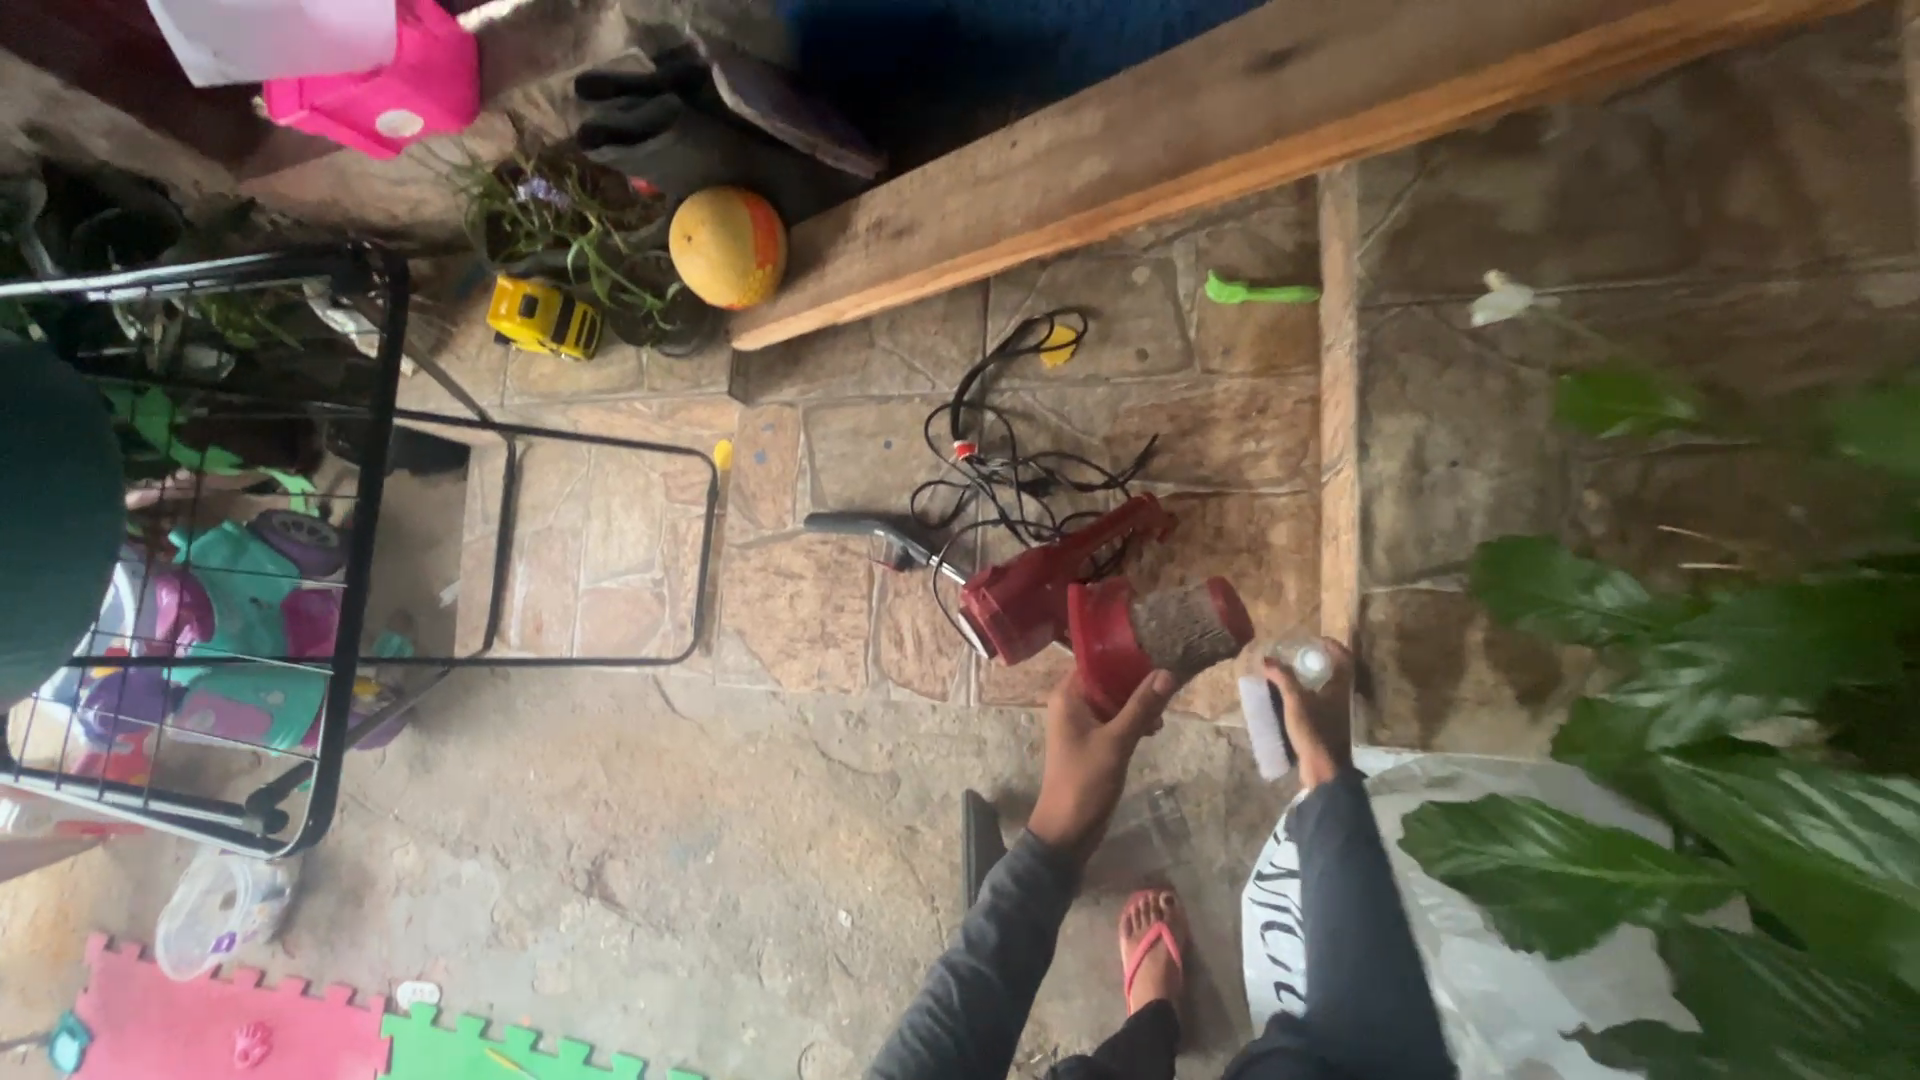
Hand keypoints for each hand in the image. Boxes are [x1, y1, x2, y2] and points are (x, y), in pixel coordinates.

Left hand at [1027, 669, 1177, 862]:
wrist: (1066, 830)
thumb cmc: (1085, 781)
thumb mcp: (1117, 742)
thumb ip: (1141, 706)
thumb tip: (1168, 672)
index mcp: (1068, 695)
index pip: (1096, 660)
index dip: (1124, 654)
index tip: (1156, 651)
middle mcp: (1071, 702)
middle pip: (1107, 678)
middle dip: (1136, 680)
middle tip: (1169, 682)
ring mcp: (1081, 722)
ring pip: (1113, 699)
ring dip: (1137, 702)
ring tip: (1163, 712)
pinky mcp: (1092, 740)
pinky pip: (1114, 718)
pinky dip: (1132, 719)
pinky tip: (1154, 727)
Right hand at [1263, 637, 1354, 790]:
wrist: (1325, 769)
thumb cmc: (1315, 730)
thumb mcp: (1296, 701)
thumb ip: (1283, 678)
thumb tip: (1267, 659)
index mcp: (1340, 688)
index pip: (1344, 659)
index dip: (1333, 646)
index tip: (1317, 639)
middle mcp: (1341, 699)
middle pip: (1335, 674)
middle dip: (1318, 663)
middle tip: (1298, 657)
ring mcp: (1335, 715)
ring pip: (1325, 690)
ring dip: (1310, 681)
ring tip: (1288, 676)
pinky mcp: (1326, 728)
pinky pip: (1317, 704)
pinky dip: (1305, 697)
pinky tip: (1287, 701)